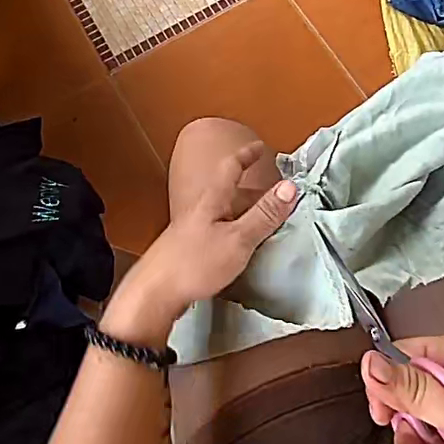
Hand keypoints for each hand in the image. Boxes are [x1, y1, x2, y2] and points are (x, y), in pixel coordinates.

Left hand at [107, 141, 298, 337]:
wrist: (154, 295)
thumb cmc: (193, 263)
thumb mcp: (238, 238)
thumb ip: (265, 214)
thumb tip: (290, 186)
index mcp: (212, 200)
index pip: (231, 167)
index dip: (247, 155)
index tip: (261, 147)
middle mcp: (201, 210)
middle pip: (231, 192)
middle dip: (254, 190)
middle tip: (277, 194)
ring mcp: (194, 231)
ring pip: (226, 213)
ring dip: (247, 212)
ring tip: (268, 221)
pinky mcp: (191, 251)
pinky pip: (221, 232)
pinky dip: (238, 232)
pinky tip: (245, 247)